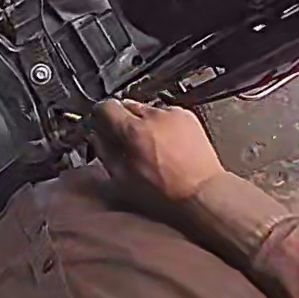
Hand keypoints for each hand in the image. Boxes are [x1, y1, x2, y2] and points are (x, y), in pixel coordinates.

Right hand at [92, 99, 227, 209]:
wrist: (202, 192)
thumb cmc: (167, 192)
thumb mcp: (124, 178)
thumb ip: (105, 152)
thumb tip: (96, 137)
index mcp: (133, 131)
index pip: (105, 106)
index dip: (100, 115)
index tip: (101, 124)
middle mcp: (153, 116)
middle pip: (126, 106)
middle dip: (123, 121)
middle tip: (126, 143)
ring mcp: (172, 114)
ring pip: (147, 110)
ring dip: (143, 123)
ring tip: (151, 147)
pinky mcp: (187, 116)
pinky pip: (166, 114)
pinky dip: (162, 125)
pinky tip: (166, 145)